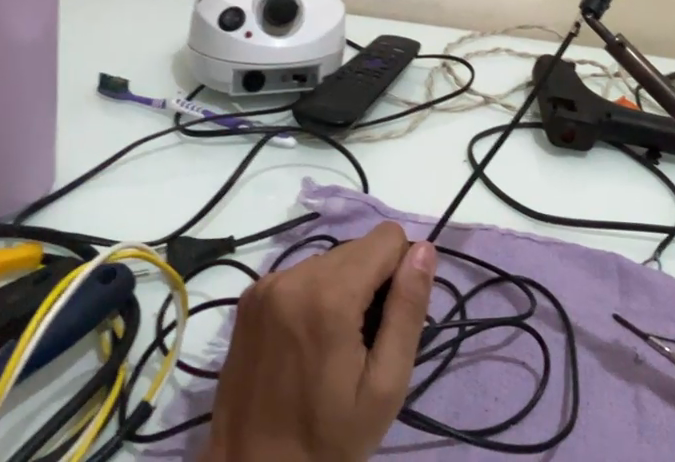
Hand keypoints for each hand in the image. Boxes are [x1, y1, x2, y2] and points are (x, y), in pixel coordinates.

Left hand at [200, 222, 437, 461]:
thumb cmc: (328, 437)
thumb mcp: (385, 385)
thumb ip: (407, 311)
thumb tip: (424, 250)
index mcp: (329, 294)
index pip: (388, 238)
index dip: (402, 272)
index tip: (390, 320)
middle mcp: (293, 275)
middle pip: (359, 248)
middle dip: (373, 283)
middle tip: (364, 341)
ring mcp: (266, 285)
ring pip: (332, 259)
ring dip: (345, 289)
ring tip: (335, 345)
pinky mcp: (250, 297)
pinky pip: (304, 274)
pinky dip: (317, 296)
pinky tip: (310, 341)